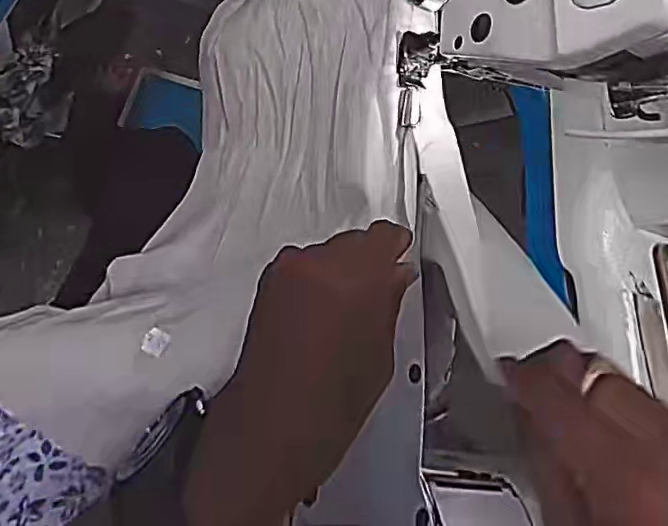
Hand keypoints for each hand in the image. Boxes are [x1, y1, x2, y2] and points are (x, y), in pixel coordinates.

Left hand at [184, 221, 415, 525]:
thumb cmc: (320, 412)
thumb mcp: (379, 358)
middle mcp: (321, 265)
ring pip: (330, 250)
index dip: (397, 245)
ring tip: (346, 310)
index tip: (400, 254)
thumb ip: (390, 304)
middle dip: (370, 261)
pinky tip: (322, 311)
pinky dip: (315, 277)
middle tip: (379, 290)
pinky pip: (305, 263)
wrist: (266, 432)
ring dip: (341, 269)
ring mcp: (291, 270)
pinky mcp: (270, 281)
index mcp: (358, 279)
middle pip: (357, 240)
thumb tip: (396, 277)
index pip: (385, 235)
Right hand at [504, 342, 667, 525]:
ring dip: (593, 386)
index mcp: (621, 472)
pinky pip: (652, 405)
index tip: (511, 372)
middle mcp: (662, 450)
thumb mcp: (568, 525)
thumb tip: (528, 416)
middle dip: (560, 373)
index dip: (524, 375)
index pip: (557, 392)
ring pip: (623, 381)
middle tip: (535, 384)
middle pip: (594, 372)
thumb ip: (546, 465)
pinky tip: (610, 428)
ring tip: (571, 408)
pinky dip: (626, 406)